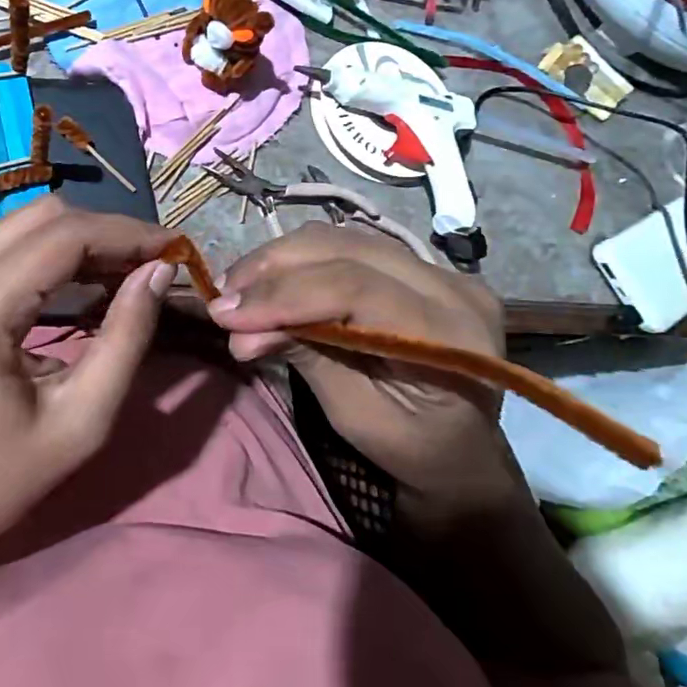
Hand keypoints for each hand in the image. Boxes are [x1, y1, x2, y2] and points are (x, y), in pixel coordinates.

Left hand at [0, 196, 175, 598]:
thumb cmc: (8, 473)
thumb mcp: (85, 417)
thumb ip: (127, 337)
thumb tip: (159, 271)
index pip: (64, 238)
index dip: (127, 234)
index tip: (175, 249)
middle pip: (47, 216)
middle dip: (109, 231)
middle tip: (154, 263)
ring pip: (32, 221)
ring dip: (88, 237)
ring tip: (132, 269)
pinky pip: (15, 241)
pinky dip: (62, 249)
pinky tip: (94, 276)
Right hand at [206, 223, 518, 508]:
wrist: (463, 448)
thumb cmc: (414, 448)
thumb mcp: (356, 416)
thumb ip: (306, 357)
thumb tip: (238, 329)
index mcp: (451, 335)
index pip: (358, 289)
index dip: (285, 295)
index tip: (226, 314)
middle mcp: (454, 286)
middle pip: (348, 249)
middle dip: (274, 268)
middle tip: (223, 297)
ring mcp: (441, 268)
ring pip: (345, 237)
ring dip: (282, 257)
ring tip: (238, 287)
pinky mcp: (421, 263)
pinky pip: (352, 245)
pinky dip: (303, 258)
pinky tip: (271, 278)